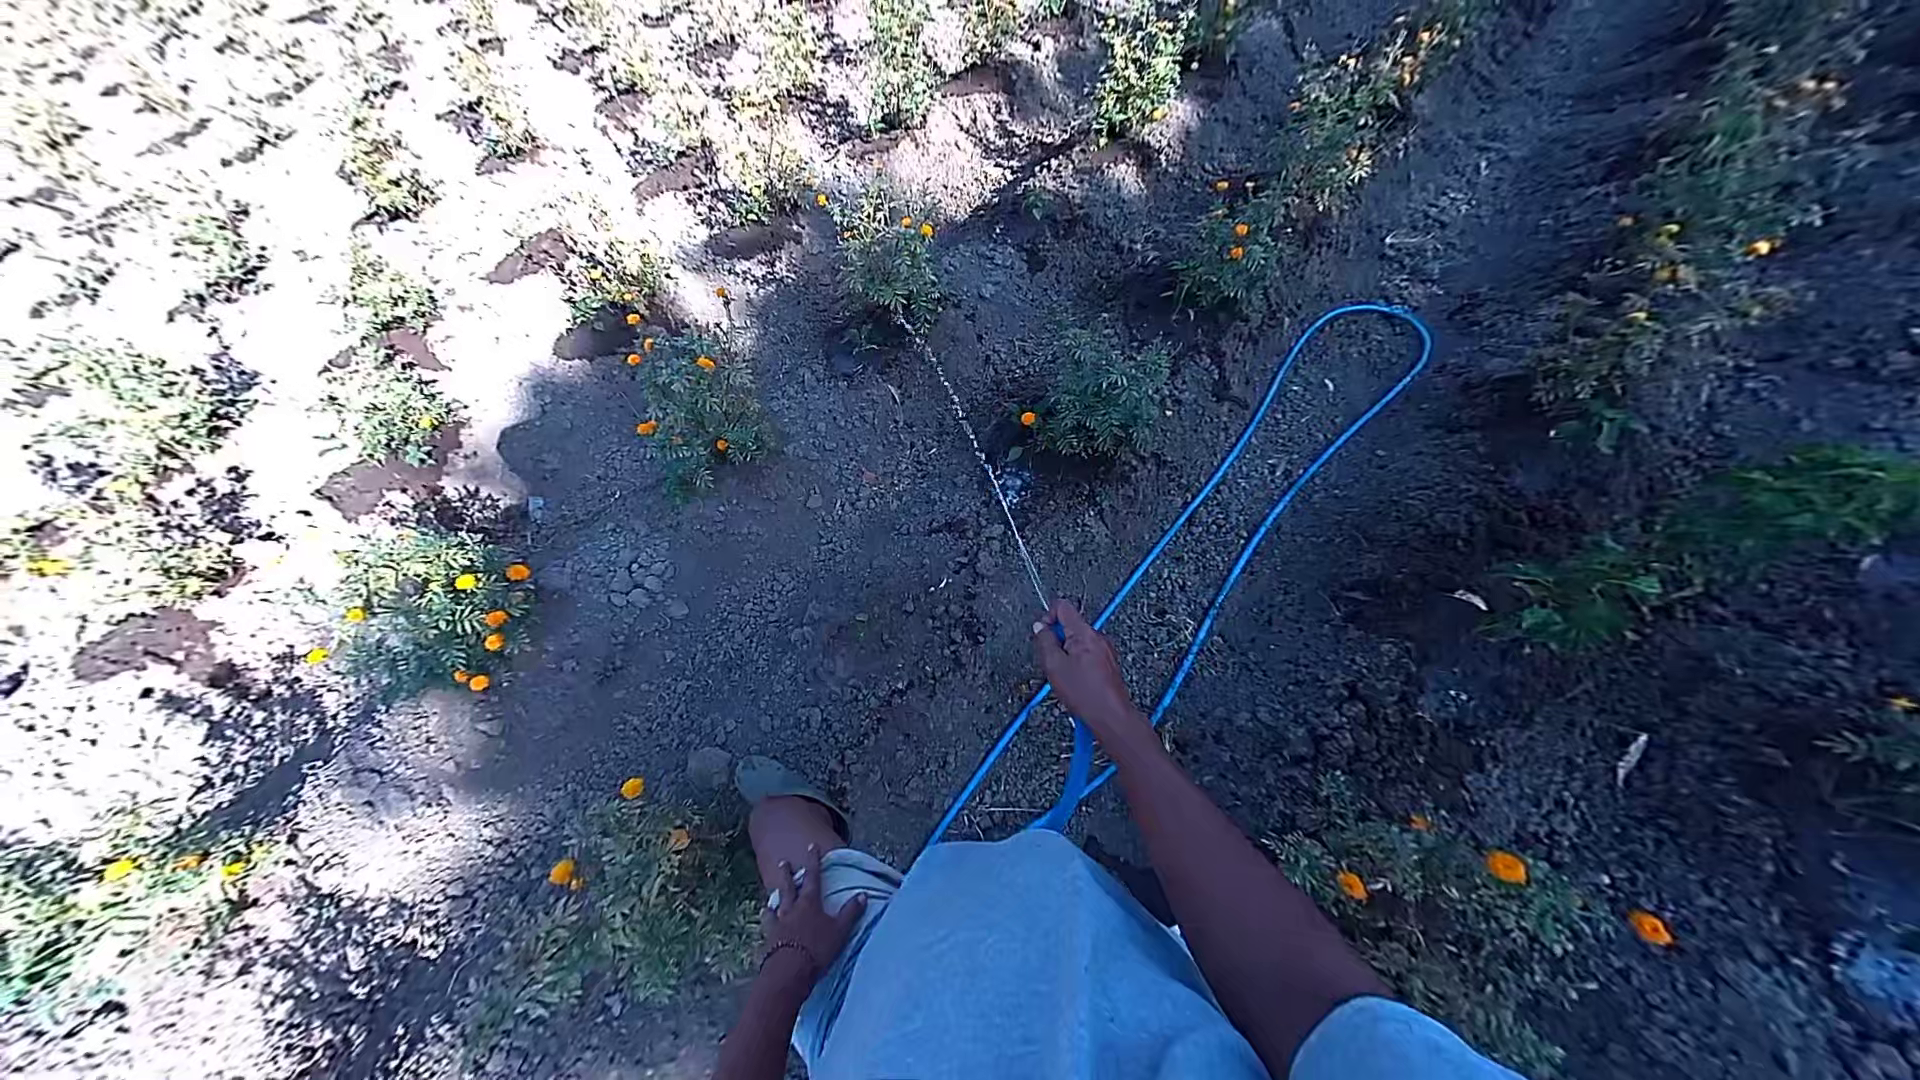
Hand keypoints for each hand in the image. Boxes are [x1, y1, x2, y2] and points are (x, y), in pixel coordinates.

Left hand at [760, 844, 865, 990]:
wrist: (788, 974)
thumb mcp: (840, 930)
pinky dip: (767, 922)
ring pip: (775, 907)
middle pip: (788, 888)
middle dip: (787, 874)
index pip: (812, 876)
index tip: (811, 846)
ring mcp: (777, 925)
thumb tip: (863, 894)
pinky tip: (765, 923)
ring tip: (770, 897)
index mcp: (809, 903)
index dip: (813, 861)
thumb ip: (850, 912)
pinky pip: (767, 927)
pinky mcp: (768, 942)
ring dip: (774, 900)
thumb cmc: (816, 949)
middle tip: (782, 862)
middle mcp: (791, 909)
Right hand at [1031, 599, 1146, 739]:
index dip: (1048, 617)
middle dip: (1057, 640)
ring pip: (1078, 642)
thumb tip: (1040, 628)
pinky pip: (1087, 654)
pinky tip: (1076, 682)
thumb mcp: (1054, 666)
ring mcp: (1105, 650)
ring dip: (1066, 654)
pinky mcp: (1108, 663)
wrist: (1110, 716)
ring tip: (1065, 675)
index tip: (1043, 635)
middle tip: (1054, 662)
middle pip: (1070, 626)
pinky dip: (1077, 663)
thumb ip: (1044, 642)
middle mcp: (1098, 637)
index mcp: (1084, 633)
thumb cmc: (1086, 694)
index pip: (1063, 607)